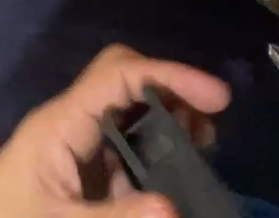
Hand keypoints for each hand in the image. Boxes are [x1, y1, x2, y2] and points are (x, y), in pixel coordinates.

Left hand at [0, 44, 231, 217]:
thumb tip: (176, 207)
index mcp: (61, 121)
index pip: (120, 74)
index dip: (170, 74)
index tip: (216, 97)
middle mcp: (69, 122)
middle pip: (124, 84)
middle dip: (170, 95)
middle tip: (211, 130)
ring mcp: (71, 145)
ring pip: (125, 115)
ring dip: (164, 126)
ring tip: (201, 151)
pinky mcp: (75, 172)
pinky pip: (119, 151)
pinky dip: (150, 159)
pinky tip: (171, 183)